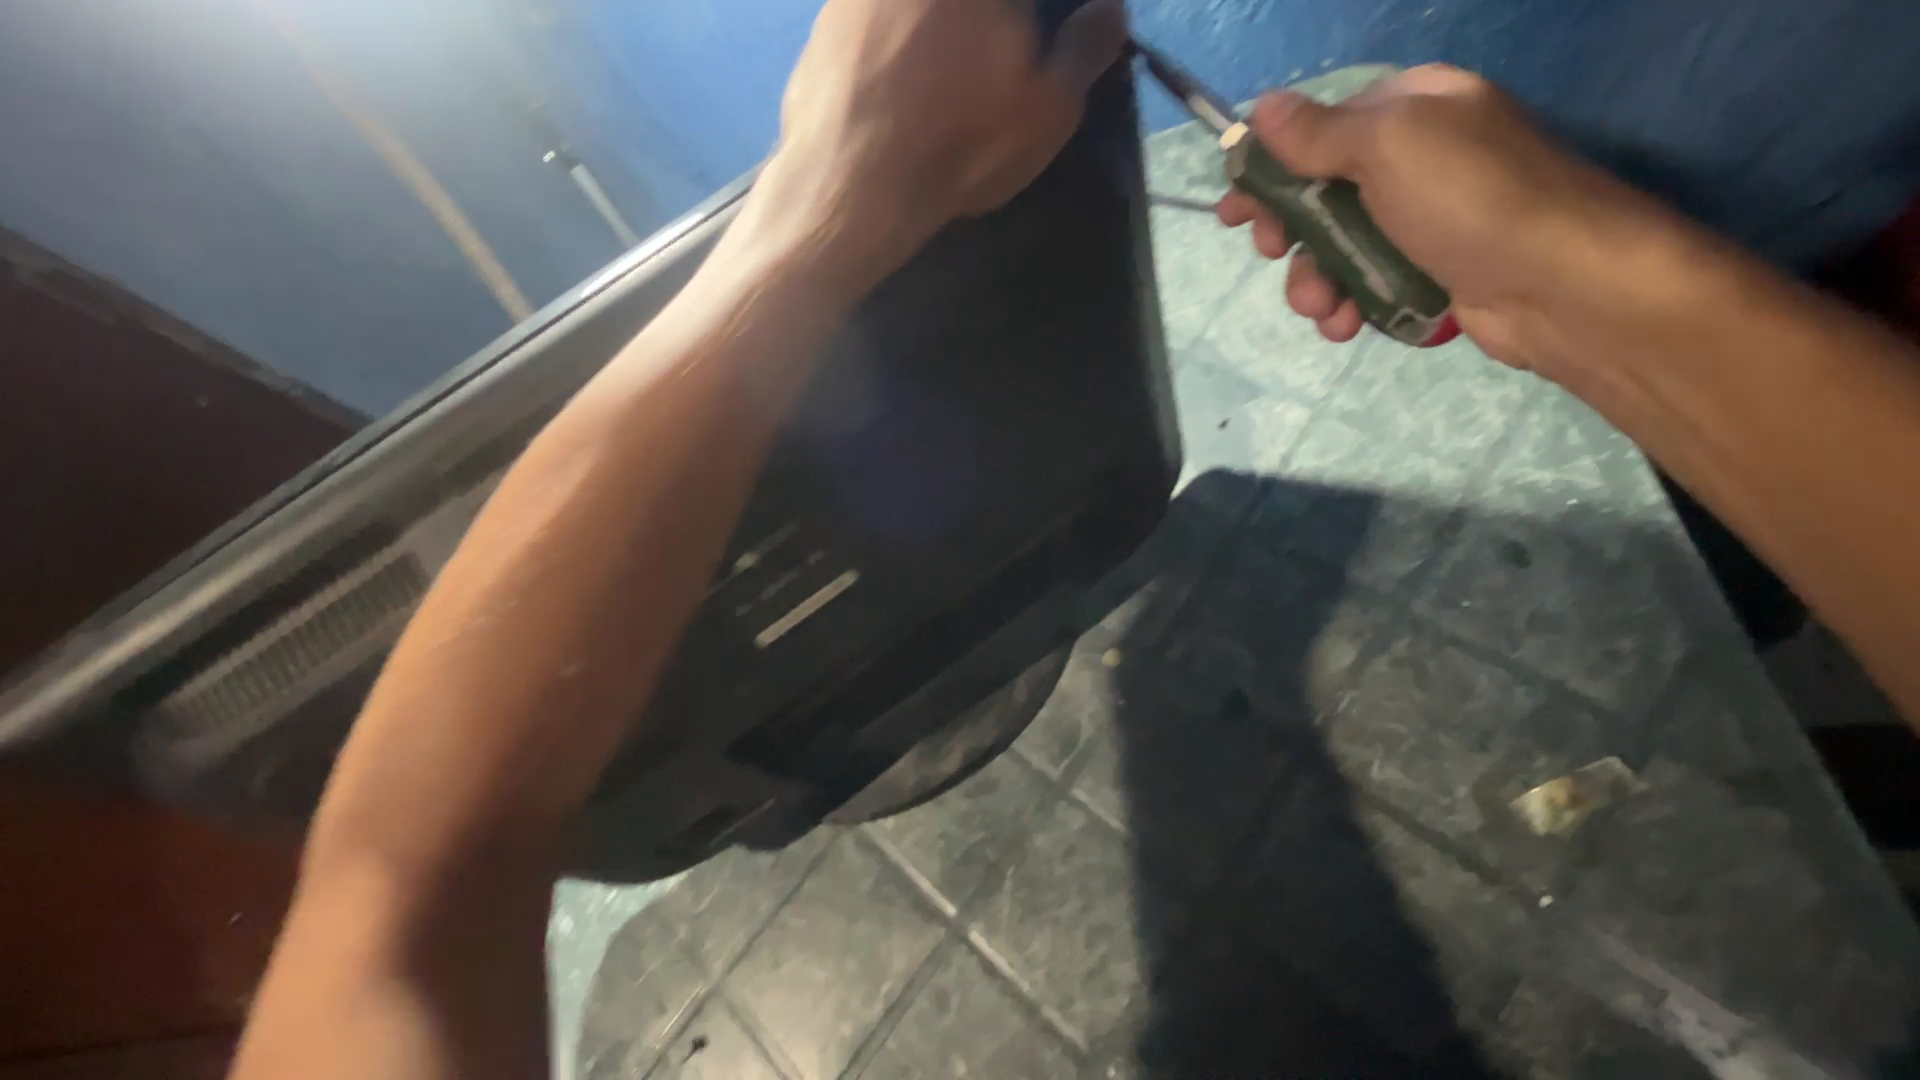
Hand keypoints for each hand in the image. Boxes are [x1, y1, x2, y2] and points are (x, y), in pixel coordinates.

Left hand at [738, 0, 1129, 288]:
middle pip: (971, 9)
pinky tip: (899, 97)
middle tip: (994, 71)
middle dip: (992, 31)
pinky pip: (876, 25)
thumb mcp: (1048, 107)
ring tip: (943, 91)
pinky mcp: (822, 22)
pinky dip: (896, 51)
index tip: (1043, 51)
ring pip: (920, 14)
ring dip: (940, 38)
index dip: (1043, 23)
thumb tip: (1110, 10)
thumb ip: (1086, 47)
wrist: (848, 188)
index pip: (1026, 4)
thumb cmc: (960, 144)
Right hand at [1217, 65, 1665, 371]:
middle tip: (1273, 254)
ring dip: (1314, 283)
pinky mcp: (1427, 275)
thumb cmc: (1470, 200)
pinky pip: (1364, 287)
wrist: (1559, 284)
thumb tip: (1262, 107)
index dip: (1269, 170)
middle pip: (1318, 196)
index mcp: (1408, 111)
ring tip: (1324, 308)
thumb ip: (1319, 132)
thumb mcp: (1389, 146)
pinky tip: (1348, 326)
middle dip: (1288, 235)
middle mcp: (1413, 161)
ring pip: (1335, 251)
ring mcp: (1421, 222)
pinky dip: (1347, 307)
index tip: (1233, 210)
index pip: (1318, 132)